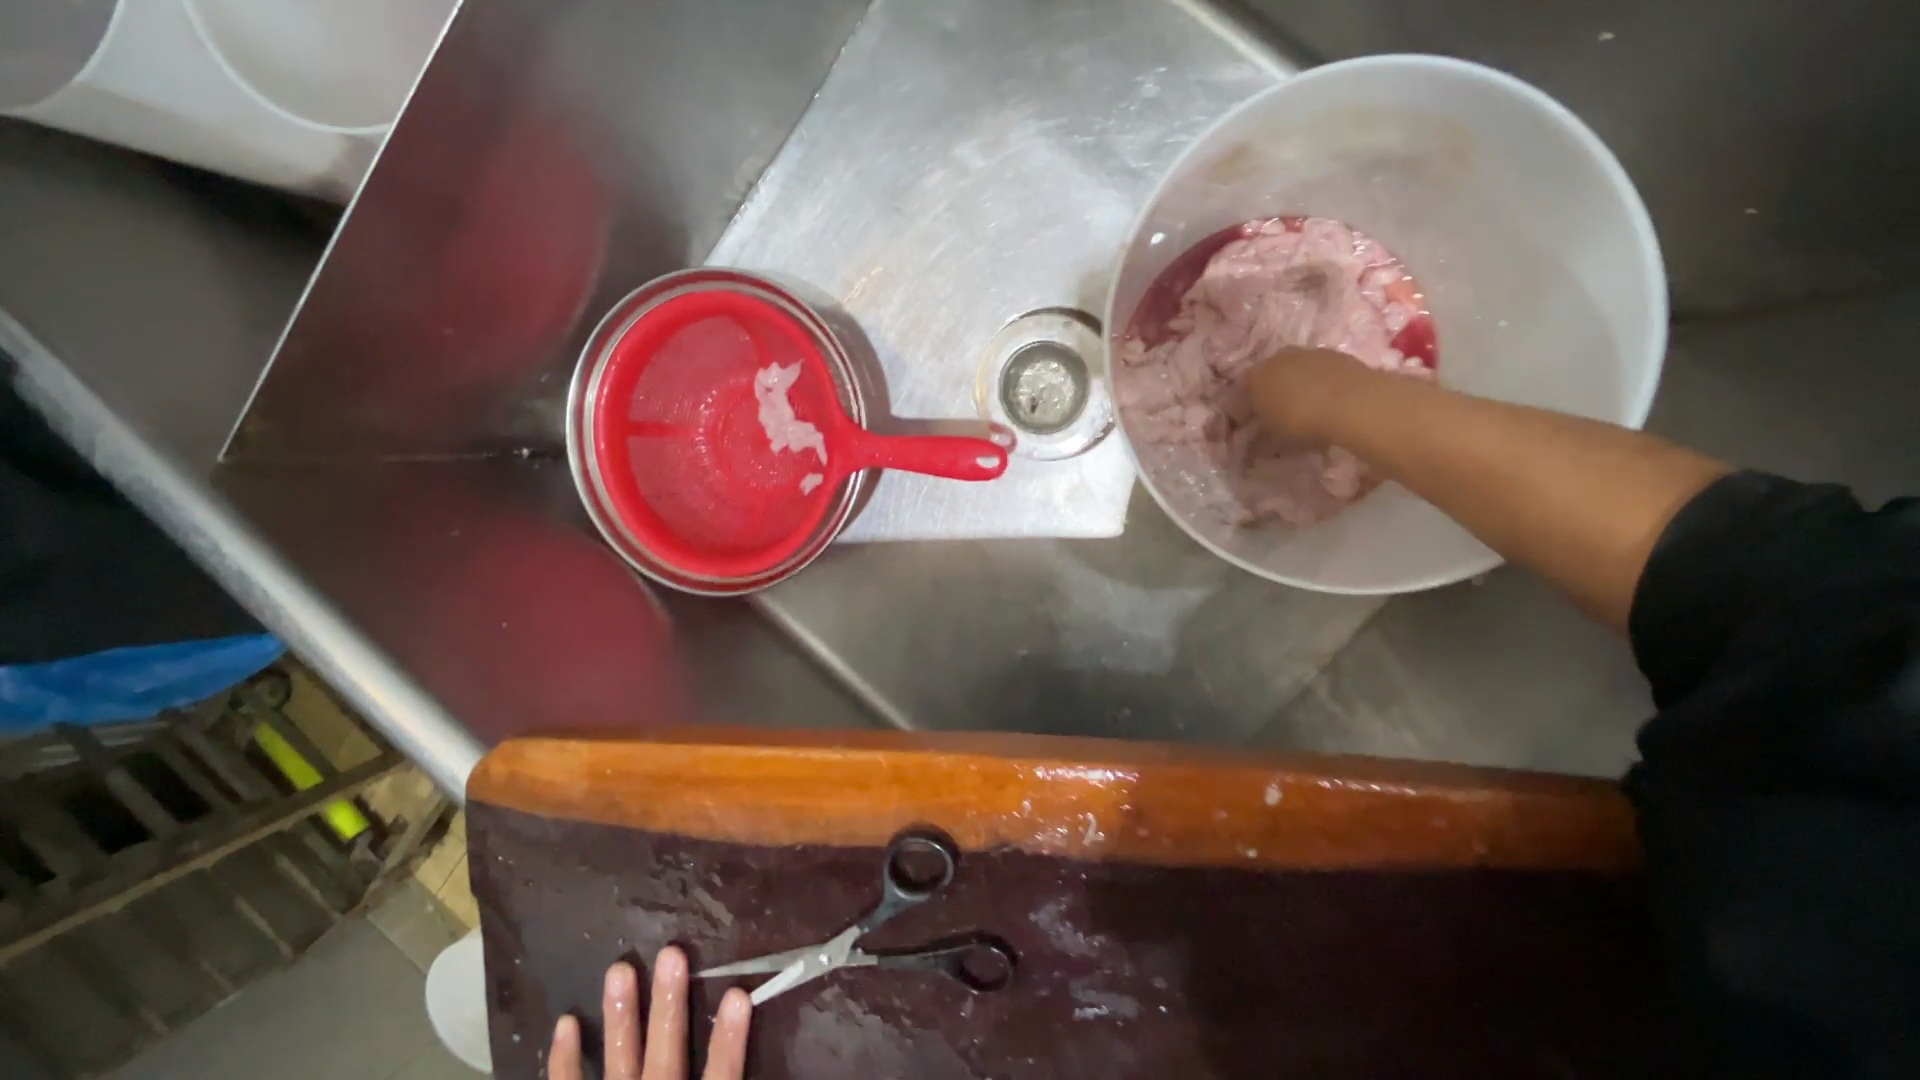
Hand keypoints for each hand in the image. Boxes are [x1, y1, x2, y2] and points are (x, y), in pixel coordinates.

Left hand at [549, 947, 752, 1079]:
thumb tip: (773, 1071)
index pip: (721, 1077)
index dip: (729, 1040)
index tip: (740, 994)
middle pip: (667, 1055)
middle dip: (668, 1004)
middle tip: (671, 955)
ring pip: (619, 1060)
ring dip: (620, 1015)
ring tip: (619, 970)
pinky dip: (563, 1058)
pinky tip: (566, 1022)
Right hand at [1246, 346, 1363, 442]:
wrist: (1354, 403)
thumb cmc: (1303, 423)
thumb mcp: (1276, 442)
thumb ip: (1260, 442)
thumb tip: (1254, 446)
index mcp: (1256, 378)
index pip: (1241, 393)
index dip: (1244, 410)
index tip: (1251, 425)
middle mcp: (1278, 359)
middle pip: (1268, 375)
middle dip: (1270, 393)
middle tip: (1278, 415)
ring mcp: (1308, 353)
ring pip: (1296, 369)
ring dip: (1297, 385)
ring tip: (1307, 407)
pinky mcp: (1336, 354)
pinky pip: (1320, 370)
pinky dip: (1320, 382)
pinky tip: (1329, 400)